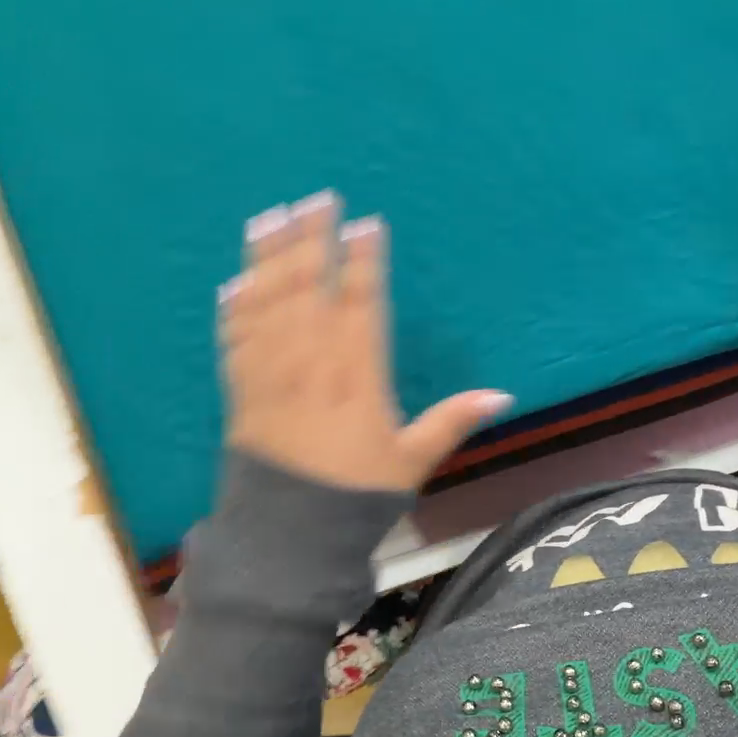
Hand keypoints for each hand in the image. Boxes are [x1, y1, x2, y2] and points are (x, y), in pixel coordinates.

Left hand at [218, 190, 511, 492]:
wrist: (289, 537)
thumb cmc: (356, 498)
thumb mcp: (413, 462)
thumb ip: (452, 422)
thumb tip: (503, 395)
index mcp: (356, 378)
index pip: (360, 306)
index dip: (362, 262)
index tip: (366, 224)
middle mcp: (310, 366)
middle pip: (309, 291)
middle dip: (312, 242)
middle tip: (316, 199)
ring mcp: (269, 376)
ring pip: (268, 305)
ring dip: (268, 260)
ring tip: (271, 218)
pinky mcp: (240, 393)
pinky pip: (234, 340)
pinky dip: (234, 310)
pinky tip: (234, 283)